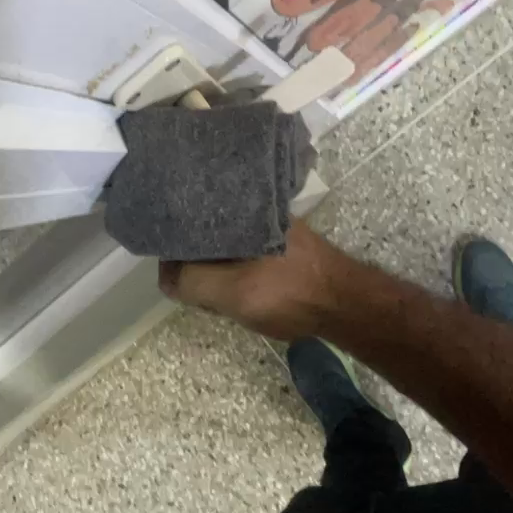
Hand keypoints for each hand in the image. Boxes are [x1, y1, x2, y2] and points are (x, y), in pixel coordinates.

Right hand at [159, 220, 345, 340]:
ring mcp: (269, 225)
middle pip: (205, 228)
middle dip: (195, 256)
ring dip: (216, 266)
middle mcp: (252, 206)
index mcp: (238, 206)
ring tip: (218, 290)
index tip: (170, 265)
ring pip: (224, 242)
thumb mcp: (230, 292)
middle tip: (196, 285)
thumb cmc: (288, 294)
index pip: (188, 213)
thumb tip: (166, 274)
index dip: (173, 238)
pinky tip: (239, 289)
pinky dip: (235, 269)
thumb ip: (191, 281)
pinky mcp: (280, 242)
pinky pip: (243, 250)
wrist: (347, 306)